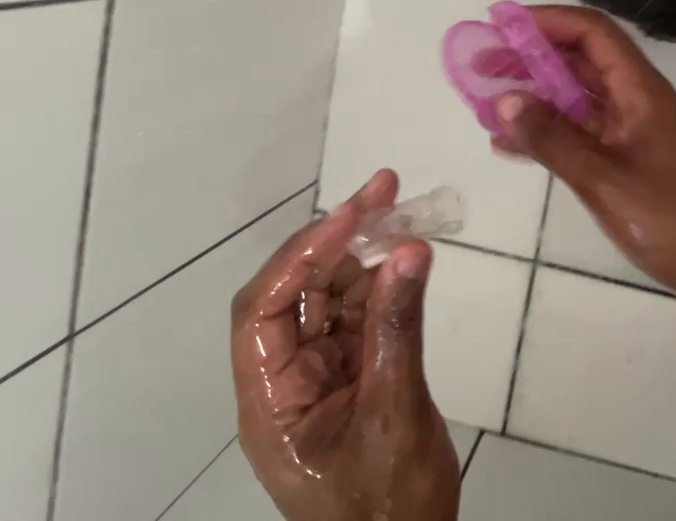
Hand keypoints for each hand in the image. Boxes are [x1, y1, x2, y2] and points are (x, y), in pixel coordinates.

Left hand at [229, 169, 458, 520]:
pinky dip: (384, 285)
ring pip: (333, 298)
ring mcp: (320, 376)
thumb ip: (399, 326)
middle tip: (384, 187)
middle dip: (337, 237)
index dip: (302, 256)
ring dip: (365, 253)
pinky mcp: (353, 376)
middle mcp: (286, 379)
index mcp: (271, 400)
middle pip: (298, 292)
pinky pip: (361, 318)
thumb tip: (410, 247)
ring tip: (404, 210)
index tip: (352, 216)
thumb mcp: (395, 412)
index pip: (265, 310)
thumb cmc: (388, 505)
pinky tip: (409, 255)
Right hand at [492, 5, 675, 315]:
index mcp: (642, 90)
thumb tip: (504, 99)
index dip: (548, 21)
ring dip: (537, 96)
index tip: (501, 26)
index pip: (594, 32)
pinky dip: (551, 132)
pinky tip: (513, 146)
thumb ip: (552, 139)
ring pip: (580, 97)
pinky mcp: (632, 160)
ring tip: (487, 103)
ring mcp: (637, 131)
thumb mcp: (603, 180)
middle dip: (532, 58)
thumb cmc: (671, 221)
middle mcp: (639, 100)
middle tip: (481, 66)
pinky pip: (585, 132)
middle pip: (583, 60)